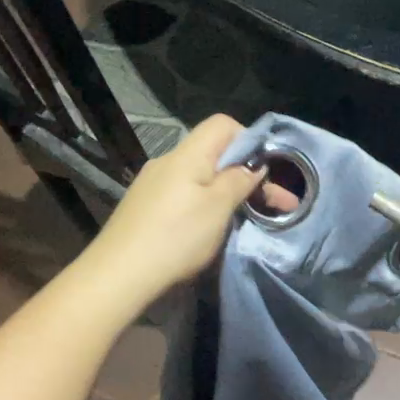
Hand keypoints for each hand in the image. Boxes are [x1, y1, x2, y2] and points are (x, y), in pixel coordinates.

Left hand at [81, 115, 280, 303]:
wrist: (119, 275)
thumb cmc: (176, 237)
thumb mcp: (217, 208)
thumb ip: (238, 180)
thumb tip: (253, 164)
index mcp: (187, 155)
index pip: (223, 125)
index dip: (249, 140)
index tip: (267, 171)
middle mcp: (168, 162)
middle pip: (214, 154)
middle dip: (248, 175)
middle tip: (279, 205)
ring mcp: (154, 185)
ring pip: (201, 178)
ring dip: (228, 193)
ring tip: (249, 220)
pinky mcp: (146, 207)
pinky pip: (185, 195)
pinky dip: (206, 206)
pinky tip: (212, 230)